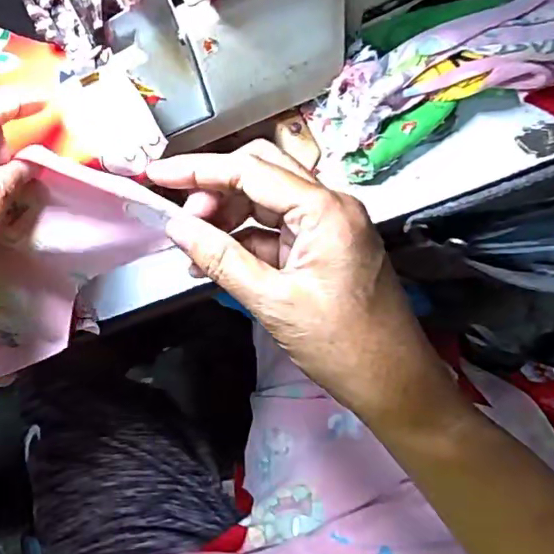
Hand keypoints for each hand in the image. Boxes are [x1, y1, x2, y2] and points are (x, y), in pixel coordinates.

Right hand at [145, 141, 456, 425]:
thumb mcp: (272, 301)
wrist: (394, 384)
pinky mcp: (320, 247)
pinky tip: (214, 261)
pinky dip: (240, 240)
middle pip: (258, 172)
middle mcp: (329, 207)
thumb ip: (220, 258)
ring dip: (224, 216)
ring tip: (194, 247)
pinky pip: (271, 229)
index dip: (196, 170)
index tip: (158, 175)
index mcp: (325, 210)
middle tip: (181, 217)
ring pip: (262, 200)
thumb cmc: (346, 346)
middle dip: (213, 188)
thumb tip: (177, 228)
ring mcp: (326, 226)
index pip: (249, 170)